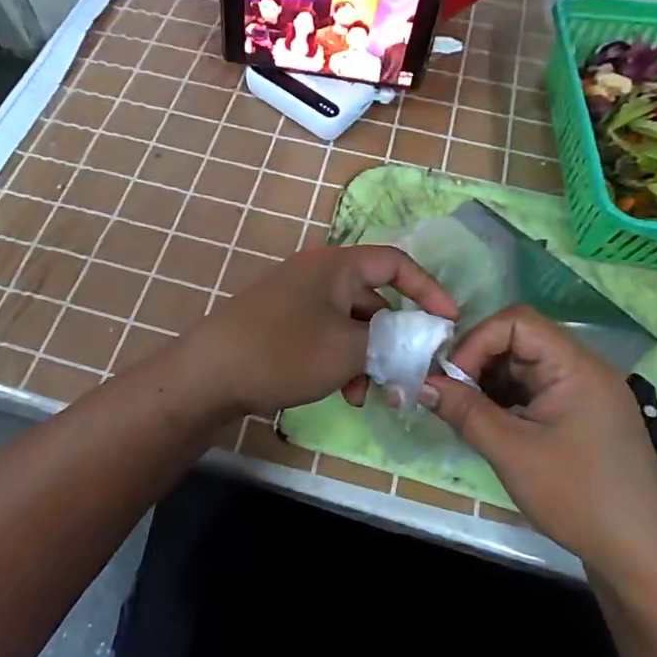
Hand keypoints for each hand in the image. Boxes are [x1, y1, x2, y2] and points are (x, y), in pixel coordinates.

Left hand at [174, 245, 457, 416]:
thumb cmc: (282, 352)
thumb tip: (422, 337)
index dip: (427, 289)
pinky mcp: (281, 328)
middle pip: (373, 299)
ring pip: (350, 326)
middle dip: (394, 338)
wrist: (207, 376)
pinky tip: (344, 394)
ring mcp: (295, 302)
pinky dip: (341, 362)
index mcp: (333, 266)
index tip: (448, 322)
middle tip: (408, 372)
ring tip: (367, 394)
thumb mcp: (347, 349)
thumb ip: (393, 341)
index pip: (394, 262)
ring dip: (367, 358)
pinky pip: (326, 338)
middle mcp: (315, 276)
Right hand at [420, 305, 656, 583]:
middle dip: (476, 362)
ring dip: (487, 382)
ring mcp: (583, 393)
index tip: (451, 379)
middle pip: (518, 339)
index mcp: (576, 367)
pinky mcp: (579, 416)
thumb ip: (463, 411)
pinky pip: (532, 390)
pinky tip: (487, 424)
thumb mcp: (511, 452)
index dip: (475, 341)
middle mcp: (583, 370)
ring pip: (522, 366)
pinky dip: (503, 399)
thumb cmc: (578, 496)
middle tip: (448, 395)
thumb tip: (421, 383)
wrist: (641, 555)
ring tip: (462, 412)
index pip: (516, 322)